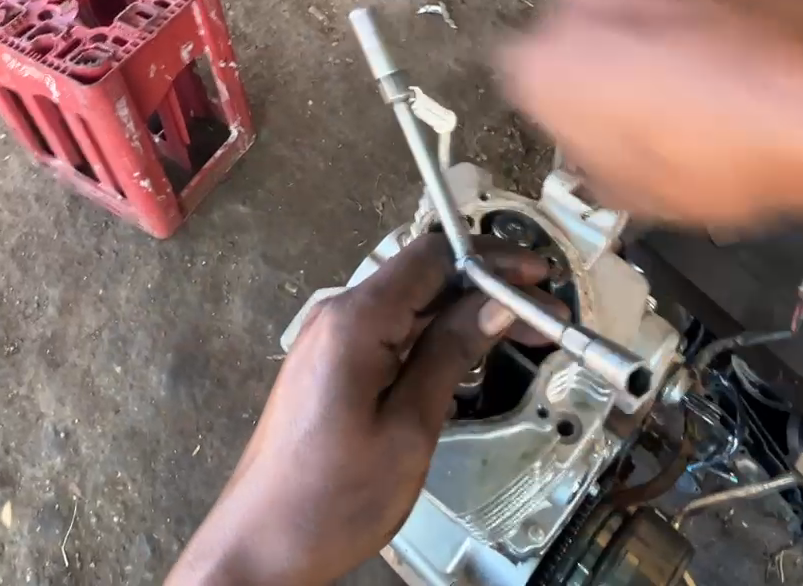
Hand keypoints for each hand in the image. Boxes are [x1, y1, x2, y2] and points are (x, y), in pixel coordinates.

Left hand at [166, 234, 549, 585]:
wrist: (259, 545)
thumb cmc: (332, 499)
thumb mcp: (407, 430)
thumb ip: (449, 356)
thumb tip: (496, 305)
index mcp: (355, 320)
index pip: (431, 256)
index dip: (490, 259)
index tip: (538, 277)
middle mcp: (340, 314)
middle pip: (422, 275)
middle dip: (486, 285)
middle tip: (543, 311)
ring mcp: (333, 336)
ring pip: (411, 302)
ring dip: (464, 309)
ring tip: (522, 330)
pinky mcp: (333, 361)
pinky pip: (392, 328)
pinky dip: (435, 333)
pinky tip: (469, 349)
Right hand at [499, 0, 802, 226]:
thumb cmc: (728, 152)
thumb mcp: (643, 197)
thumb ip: (592, 169)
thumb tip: (598, 156)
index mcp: (540, 66)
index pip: (525, 88)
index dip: (563, 115)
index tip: (596, 134)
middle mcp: (573, 4)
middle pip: (571, 40)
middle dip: (601, 70)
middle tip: (652, 113)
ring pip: (624, 9)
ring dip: (648, 38)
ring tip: (709, 83)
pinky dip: (695, 9)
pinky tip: (740, 48)